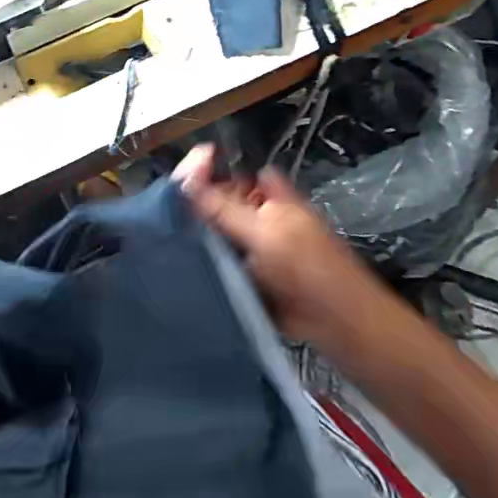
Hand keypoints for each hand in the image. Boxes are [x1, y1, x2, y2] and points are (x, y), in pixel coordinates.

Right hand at [173, 143, 391, 348]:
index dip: (212, 175)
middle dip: (197, 210)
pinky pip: (219, 264)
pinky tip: (179, 265)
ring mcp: (254, 249)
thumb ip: (222, 207)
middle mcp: (261, 217)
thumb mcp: (264, 231)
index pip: (235, 175)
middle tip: (164, 216)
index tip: (180, 185)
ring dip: (198, 240)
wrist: (333, 321)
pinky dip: (204, 265)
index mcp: (271, 196)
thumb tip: (183, 180)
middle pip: (221, 205)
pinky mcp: (246, 278)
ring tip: (166, 241)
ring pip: (218, 236)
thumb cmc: (306, 267)